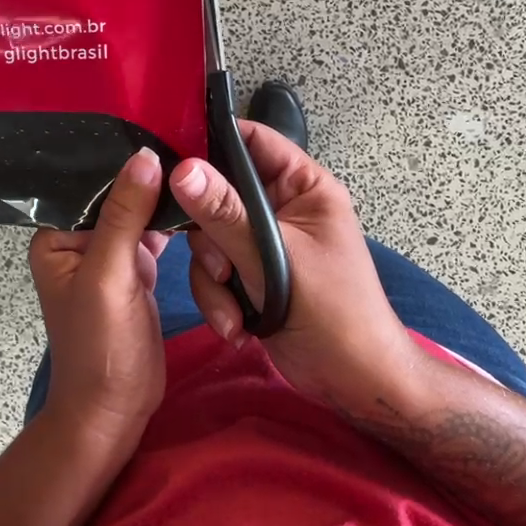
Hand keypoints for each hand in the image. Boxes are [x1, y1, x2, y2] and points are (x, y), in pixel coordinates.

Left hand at [27, 147, 169, 443]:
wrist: (115, 412)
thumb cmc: (100, 347)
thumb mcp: (109, 276)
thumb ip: (124, 216)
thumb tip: (144, 157)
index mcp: (56, 236)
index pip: (91, 184)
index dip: (125, 161)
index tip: (166, 135)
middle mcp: (79, 240)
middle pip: (118, 197)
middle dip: (151, 182)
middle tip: (193, 151)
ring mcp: (109, 257)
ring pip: (139, 215)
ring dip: (165, 203)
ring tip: (200, 172)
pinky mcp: (135, 273)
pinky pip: (154, 238)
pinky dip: (173, 228)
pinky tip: (197, 207)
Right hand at [171, 121, 422, 410]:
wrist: (353, 384)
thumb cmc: (336, 313)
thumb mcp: (277, 260)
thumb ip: (227, 215)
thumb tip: (183, 169)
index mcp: (302, 185)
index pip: (252, 140)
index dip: (212, 143)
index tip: (172, 163)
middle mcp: (279, 206)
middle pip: (217, 193)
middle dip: (211, 237)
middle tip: (221, 267)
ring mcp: (262, 242)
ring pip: (208, 237)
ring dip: (213, 278)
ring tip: (235, 310)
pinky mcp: (249, 274)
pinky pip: (213, 271)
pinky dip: (218, 299)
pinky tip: (236, 326)